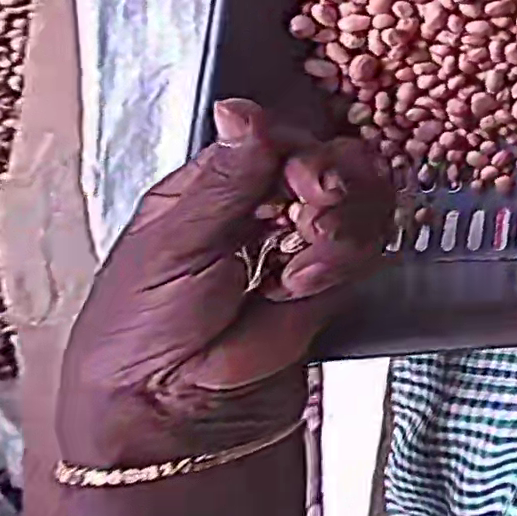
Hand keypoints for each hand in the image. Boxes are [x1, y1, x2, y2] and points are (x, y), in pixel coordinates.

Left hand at [57, 99, 393, 468]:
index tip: (302, 174)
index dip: (302, 149)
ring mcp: (314, 232)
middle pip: (338, 159)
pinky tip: (304, 284)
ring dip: (342, 227)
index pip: (284, 139)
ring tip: (300, 266)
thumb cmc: (144, 327)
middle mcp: (277, 201)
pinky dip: (344, 260)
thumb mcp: (172, 245)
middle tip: (315, 213)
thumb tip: (239, 109)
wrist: (179, 406)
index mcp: (225, 183)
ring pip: (365, 195)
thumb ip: (224, 179)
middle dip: (335, 184)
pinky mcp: (342, 266)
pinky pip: (372, 238)